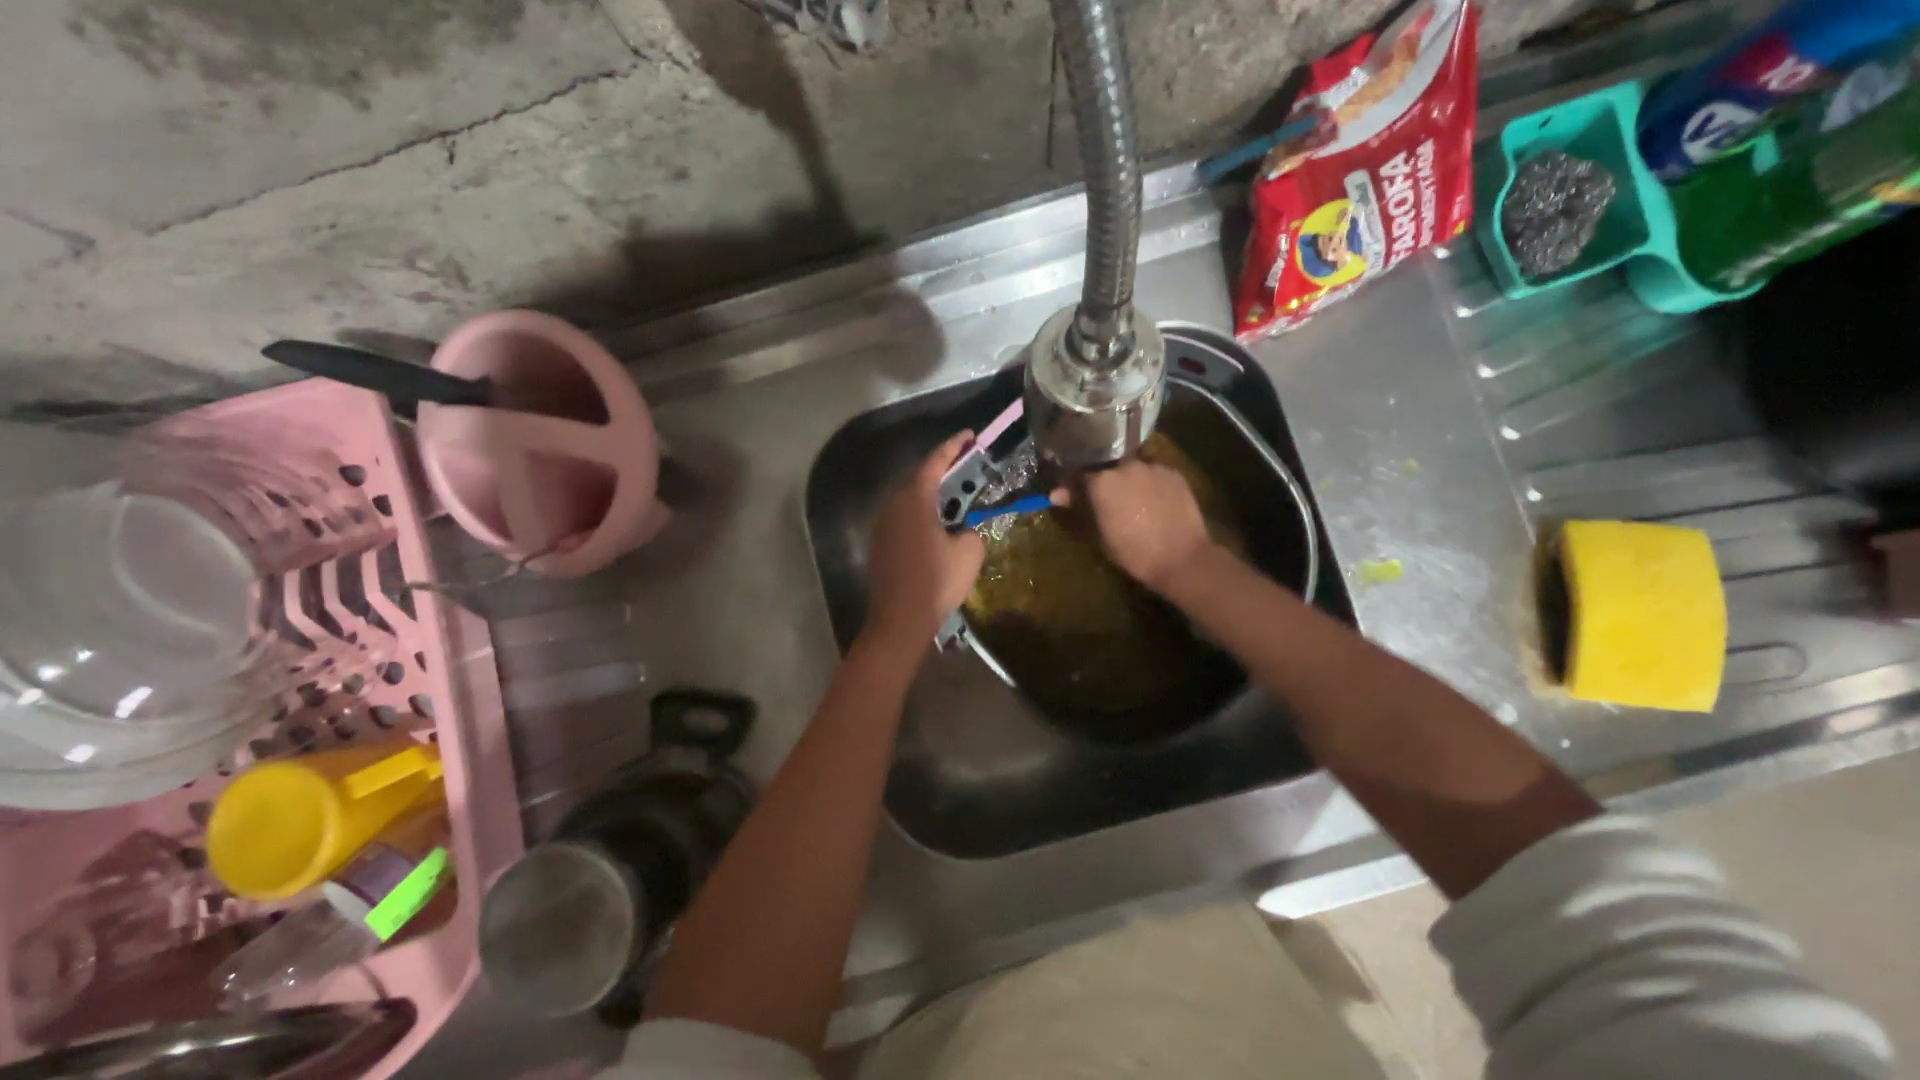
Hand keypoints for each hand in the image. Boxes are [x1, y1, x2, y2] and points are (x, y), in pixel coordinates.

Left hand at [866, 432, 985, 639]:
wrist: (900, 619)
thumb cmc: (937, 582)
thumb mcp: (969, 552)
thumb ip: (971, 530)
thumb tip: (963, 530)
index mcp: (915, 500)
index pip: (934, 462)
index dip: (953, 446)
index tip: (969, 435)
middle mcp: (893, 505)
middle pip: (918, 478)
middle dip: (943, 469)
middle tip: (967, 465)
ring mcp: (882, 525)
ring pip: (908, 499)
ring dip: (930, 494)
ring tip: (955, 497)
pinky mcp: (879, 544)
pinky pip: (902, 518)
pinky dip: (920, 514)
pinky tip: (936, 527)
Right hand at [1075, 459, 1216, 592]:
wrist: (1181, 558)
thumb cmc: (1133, 552)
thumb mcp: (1099, 534)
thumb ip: (1079, 508)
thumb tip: (1057, 494)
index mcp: (1102, 480)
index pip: (1079, 472)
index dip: (1073, 483)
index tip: (1071, 494)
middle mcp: (1126, 465)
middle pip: (1107, 467)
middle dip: (1103, 480)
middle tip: (1105, 499)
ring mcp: (1153, 467)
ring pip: (1133, 469)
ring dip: (1128, 480)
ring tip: (1133, 500)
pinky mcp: (1174, 473)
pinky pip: (1154, 474)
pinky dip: (1150, 484)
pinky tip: (1154, 501)